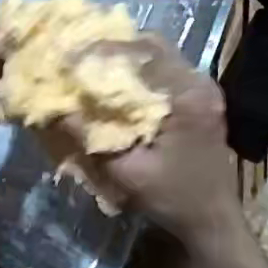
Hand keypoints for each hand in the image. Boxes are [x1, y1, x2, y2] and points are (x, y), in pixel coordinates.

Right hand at [90, 36, 243, 242]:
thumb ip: (90, 138)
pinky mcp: (200, 96)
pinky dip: (138, 67)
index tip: (70, 56)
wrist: (214, 223)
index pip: (141, 55)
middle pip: (151, 45)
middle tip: (79, 57)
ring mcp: (203, 87)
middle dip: (112, 46)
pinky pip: (165, 66)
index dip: (102, 51)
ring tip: (93, 65)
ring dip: (124, 55)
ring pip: (158, 52)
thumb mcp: (126, 173)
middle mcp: (199, 84)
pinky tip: (116, 80)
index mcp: (187, 98)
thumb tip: (53, 109)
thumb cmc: (173, 199)